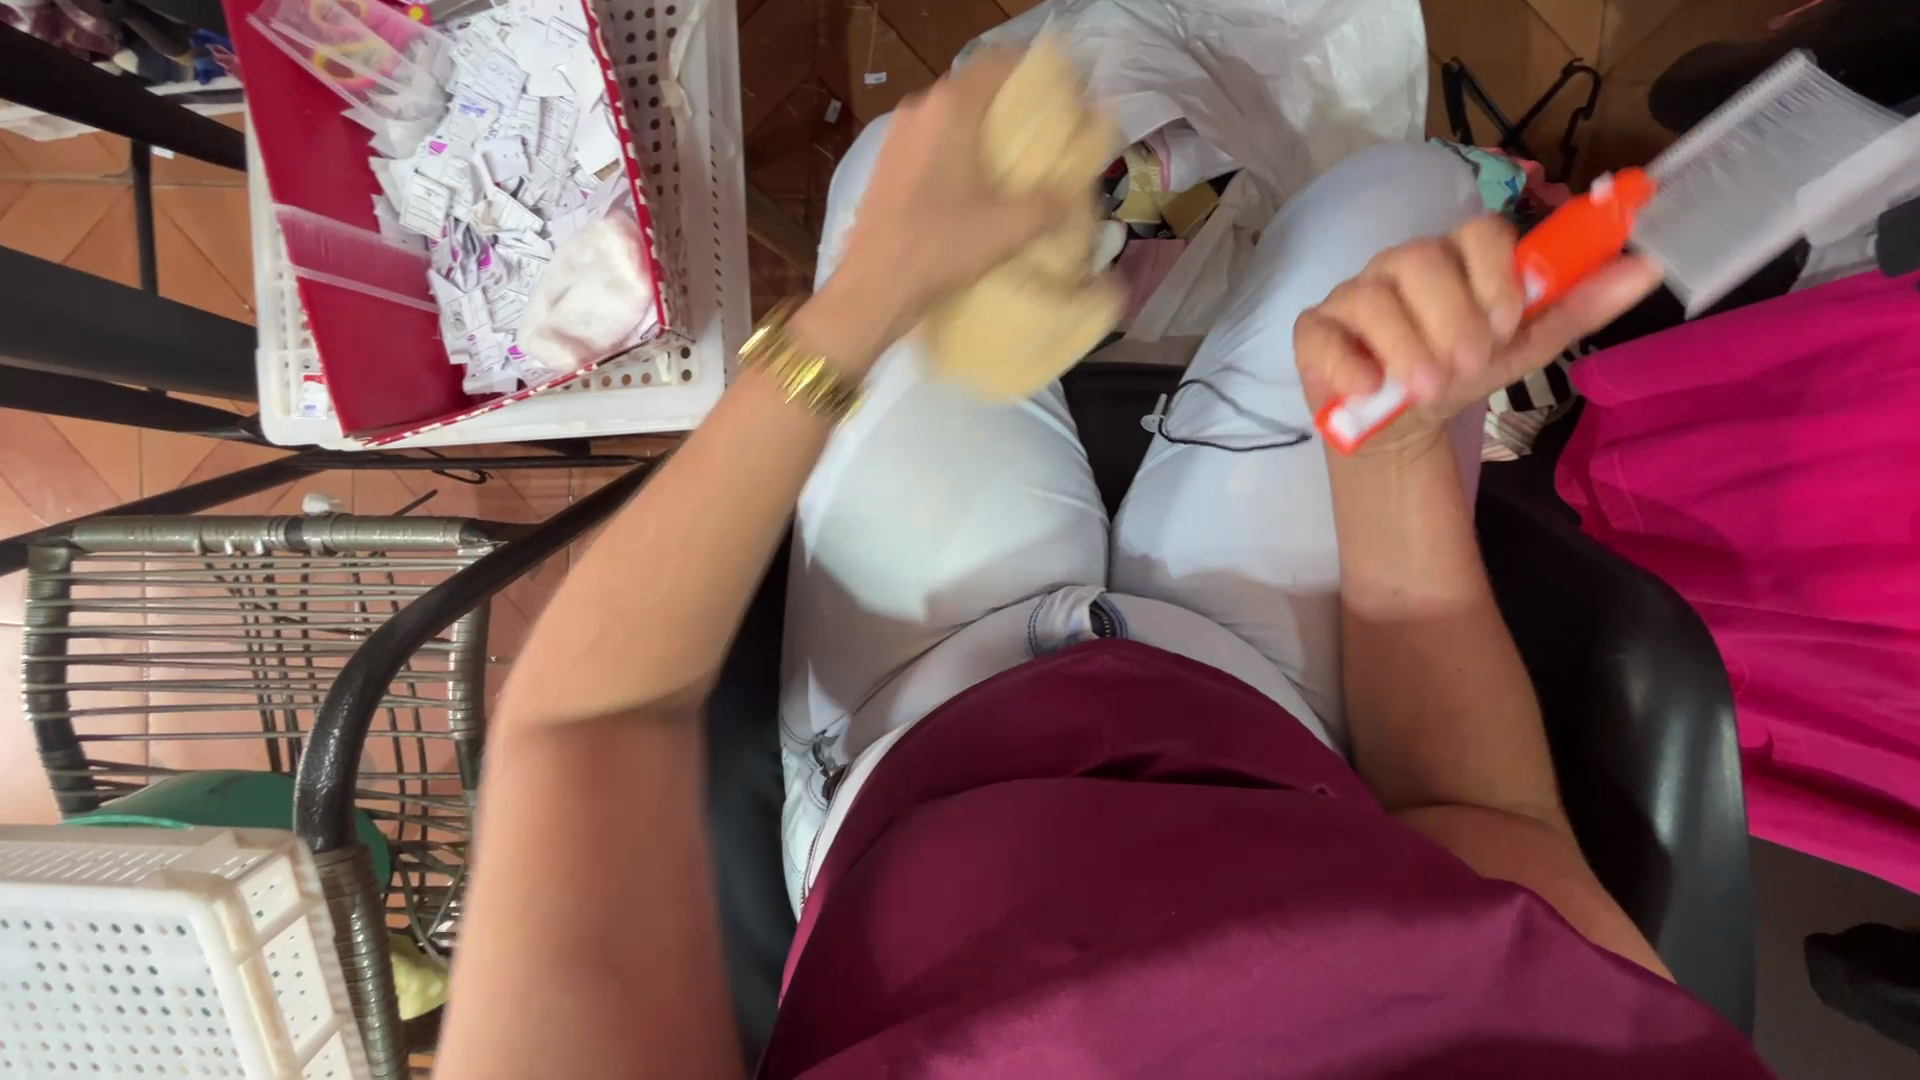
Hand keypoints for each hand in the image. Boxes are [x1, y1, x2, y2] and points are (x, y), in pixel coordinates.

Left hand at [823, 49, 1071, 347]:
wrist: (875, 287)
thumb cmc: (942, 247)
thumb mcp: (1008, 229)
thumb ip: (1048, 205)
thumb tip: (1070, 197)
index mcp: (951, 107)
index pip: (1000, 62)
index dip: (1034, 75)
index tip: (1058, 98)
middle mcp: (919, 110)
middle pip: (974, 91)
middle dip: (1008, 110)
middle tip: (1038, 137)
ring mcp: (895, 138)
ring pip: (948, 121)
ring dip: (978, 136)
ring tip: (1005, 166)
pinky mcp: (883, 168)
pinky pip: (928, 147)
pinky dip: (952, 157)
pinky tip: (967, 190)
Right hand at [1293, 215, 1662, 457]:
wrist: (1397, 424)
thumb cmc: (1454, 375)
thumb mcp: (1521, 346)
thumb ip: (1574, 308)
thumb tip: (1649, 266)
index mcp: (1452, 260)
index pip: (1475, 233)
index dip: (1493, 277)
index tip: (1506, 326)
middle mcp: (1397, 267)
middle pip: (1419, 259)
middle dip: (1451, 316)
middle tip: (1467, 365)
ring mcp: (1349, 297)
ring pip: (1373, 297)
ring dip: (1406, 345)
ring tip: (1426, 389)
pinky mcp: (1312, 331)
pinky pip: (1324, 333)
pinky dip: (1350, 362)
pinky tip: (1371, 389)